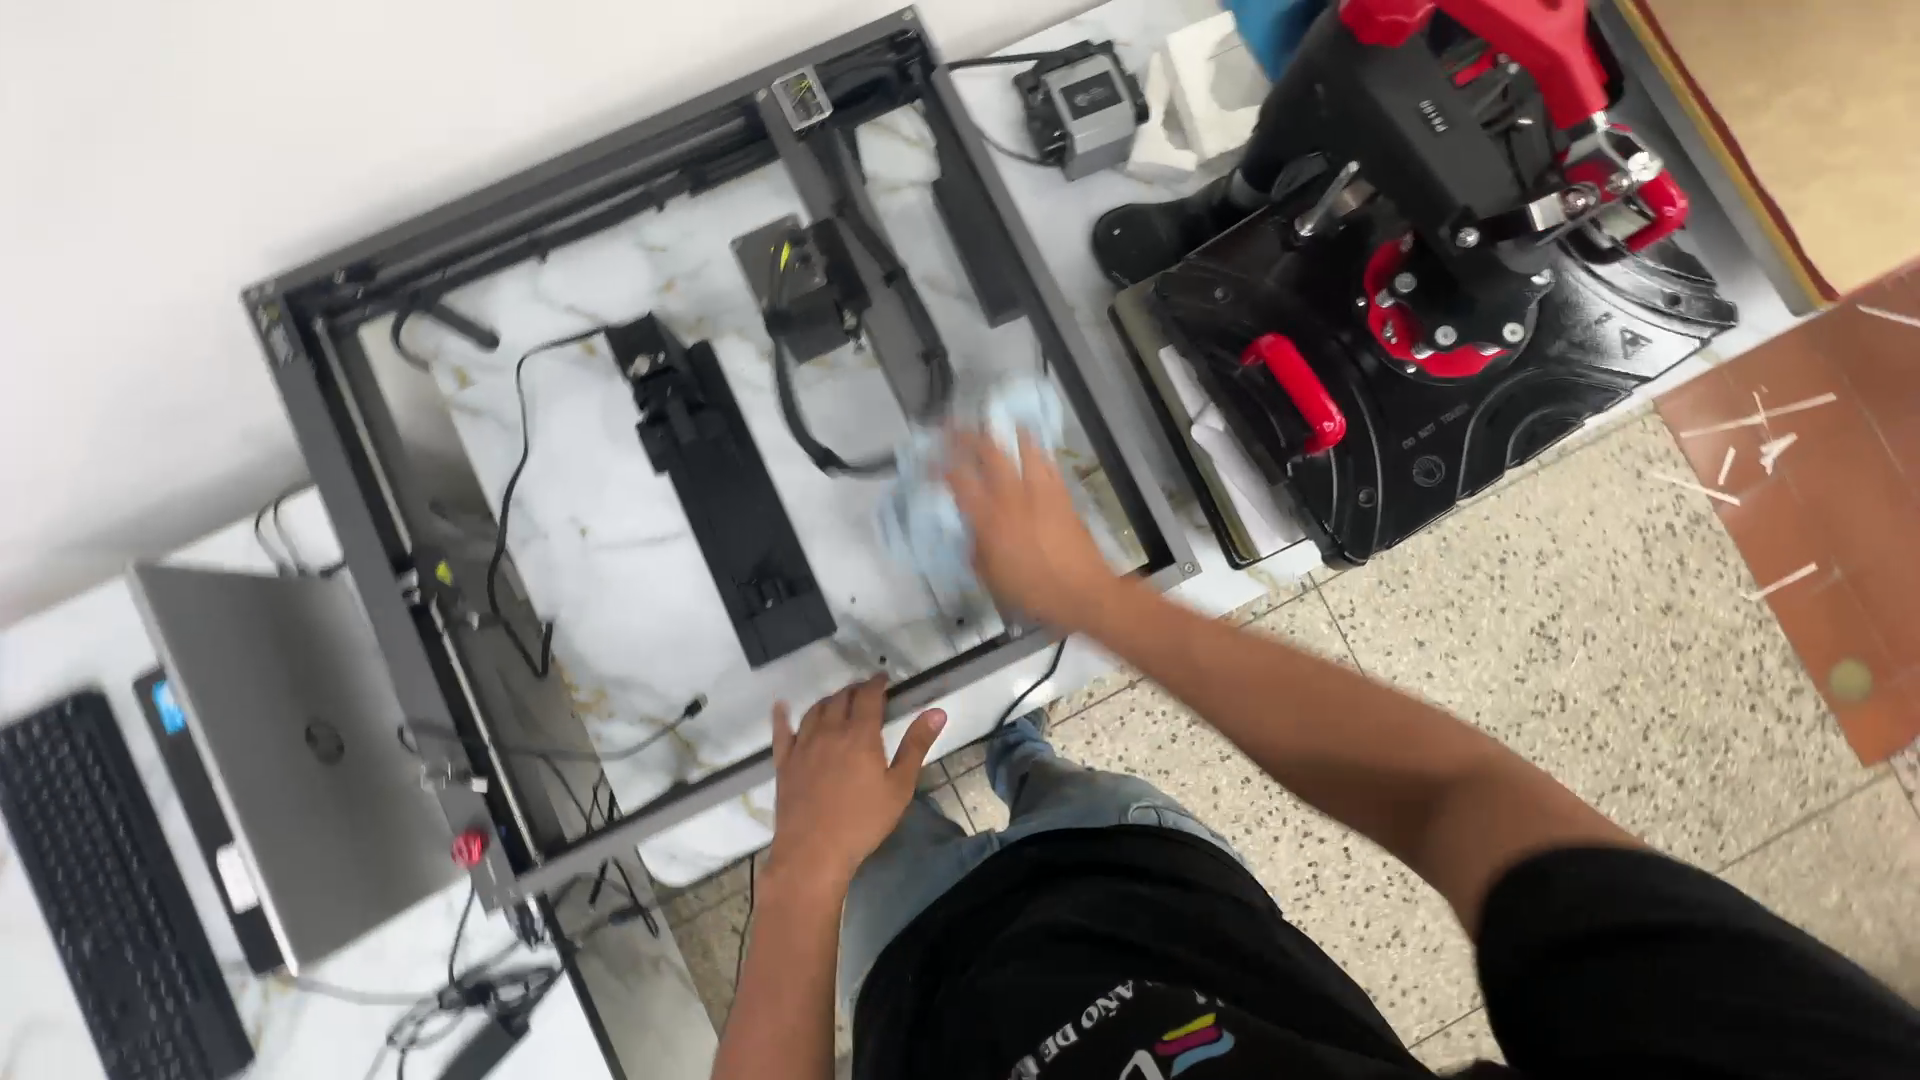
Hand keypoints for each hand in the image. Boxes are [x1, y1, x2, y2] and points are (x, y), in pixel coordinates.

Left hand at [767, 677, 944, 889]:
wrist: (813, 853)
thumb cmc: (863, 822)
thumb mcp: (899, 786)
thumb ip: (916, 745)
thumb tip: (937, 712)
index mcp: (860, 735)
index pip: (868, 697)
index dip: (876, 684)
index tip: (883, 679)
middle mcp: (829, 732)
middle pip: (841, 699)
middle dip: (855, 690)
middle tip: (865, 691)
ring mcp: (803, 746)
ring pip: (815, 710)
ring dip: (829, 700)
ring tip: (838, 701)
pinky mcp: (784, 763)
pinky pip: (781, 731)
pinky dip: (782, 715)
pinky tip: (781, 706)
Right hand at [945, 430, 1118, 631]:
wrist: (1083, 592)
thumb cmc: (1033, 590)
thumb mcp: (991, 576)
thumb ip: (977, 547)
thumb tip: (973, 531)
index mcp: (990, 518)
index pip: (958, 479)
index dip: (940, 464)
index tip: (930, 460)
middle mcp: (1013, 495)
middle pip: (989, 451)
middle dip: (969, 435)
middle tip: (956, 427)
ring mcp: (1041, 490)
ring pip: (1023, 448)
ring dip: (1008, 433)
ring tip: (999, 426)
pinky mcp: (1063, 494)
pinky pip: (1047, 462)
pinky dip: (1036, 451)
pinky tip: (1032, 450)